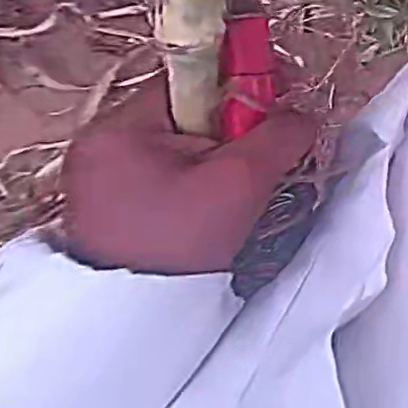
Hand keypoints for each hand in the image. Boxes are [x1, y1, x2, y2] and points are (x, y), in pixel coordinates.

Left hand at [61, 77, 320, 274]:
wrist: (134, 329)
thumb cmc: (181, 243)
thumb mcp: (243, 179)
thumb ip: (282, 131)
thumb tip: (304, 113)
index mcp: (119, 129)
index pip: (195, 77)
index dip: (244, 83)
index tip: (282, 101)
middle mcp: (102, 145)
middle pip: (195, 110)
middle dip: (240, 128)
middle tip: (266, 156)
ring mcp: (104, 177)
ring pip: (190, 142)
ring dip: (228, 155)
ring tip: (246, 186)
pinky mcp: (117, 203)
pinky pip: (176, 169)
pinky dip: (208, 176)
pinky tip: (222, 202)